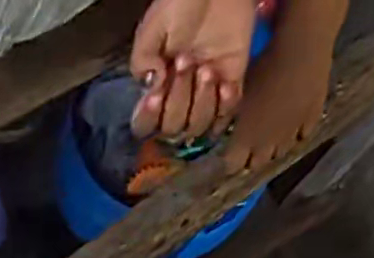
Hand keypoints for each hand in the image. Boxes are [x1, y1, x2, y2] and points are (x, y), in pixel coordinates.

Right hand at [130, 0, 256, 139]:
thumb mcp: (150, 31)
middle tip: (186, 60)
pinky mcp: (232, 80)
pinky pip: (228, 112)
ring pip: (198, 126)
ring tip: (207, 69)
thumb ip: (142, 63)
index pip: (145, 125)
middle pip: (173, 128)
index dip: (149, 118)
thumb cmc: (180, 3)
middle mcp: (177, 96)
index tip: (156, 92)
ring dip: (202, 101)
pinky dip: (226, 104)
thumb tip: (153, 86)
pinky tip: (224, 84)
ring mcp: (205, 91)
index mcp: (155, 88)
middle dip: (179, 98)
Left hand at [220, 29, 330, 170]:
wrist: (301, 48)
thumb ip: (228, 118)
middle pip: (256, 165)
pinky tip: (292, 125)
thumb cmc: (262, 67)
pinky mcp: (312, 119)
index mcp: (245, 139)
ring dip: (274, 149)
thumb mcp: (237, 95)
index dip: (231, 162)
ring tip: (270, 137)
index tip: (230, 154)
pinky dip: (296, 135)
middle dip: (251, 159)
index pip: (233, 166)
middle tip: (250, 146)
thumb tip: (217, 132)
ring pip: (280, 154)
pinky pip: (302, 137)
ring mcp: (291, 133)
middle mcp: (267, 143)